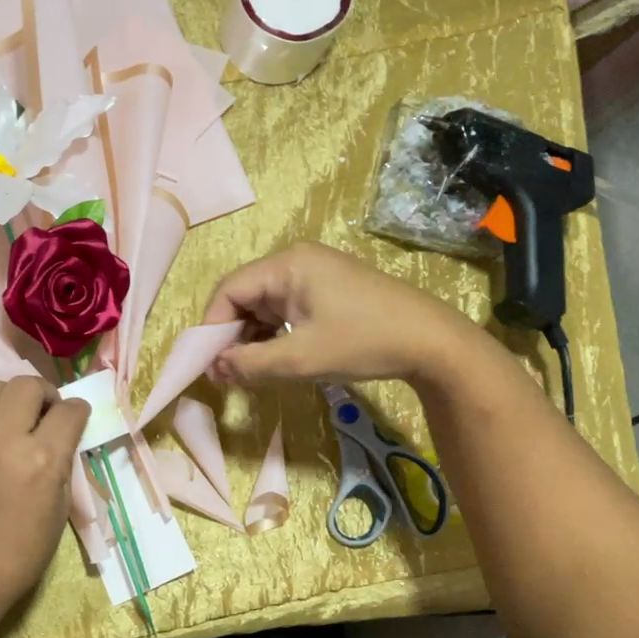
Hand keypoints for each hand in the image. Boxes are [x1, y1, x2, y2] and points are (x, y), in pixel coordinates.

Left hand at [0, 376, 89, 608]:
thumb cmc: (23, 549)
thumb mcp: (60, 506)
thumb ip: (62, 460)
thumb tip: (64, 431)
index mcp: (40, 459)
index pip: (68, 411)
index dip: (77, 412)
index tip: (75, 419)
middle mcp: (2, 439)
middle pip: (27, 385)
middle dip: (43, 395)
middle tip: (44, 415)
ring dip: (8, 397)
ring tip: (12, 419)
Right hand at [203, 242, 480, 386]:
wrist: (432, 342)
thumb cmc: (363, 343)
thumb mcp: (300, 359)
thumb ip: (250, 363)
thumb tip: (215, 369)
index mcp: (287, 266)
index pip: (229, 291)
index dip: (210, 328)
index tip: (206, 364)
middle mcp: (296, 263)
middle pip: (243, 297)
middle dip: (229, 336)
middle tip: (225, 374)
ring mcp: (313, 276)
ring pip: (262, 307)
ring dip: (249, 339)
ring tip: (246, 373)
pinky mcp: (326, 292)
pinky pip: (283, 312)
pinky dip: (271, 336)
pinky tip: (271, 362)